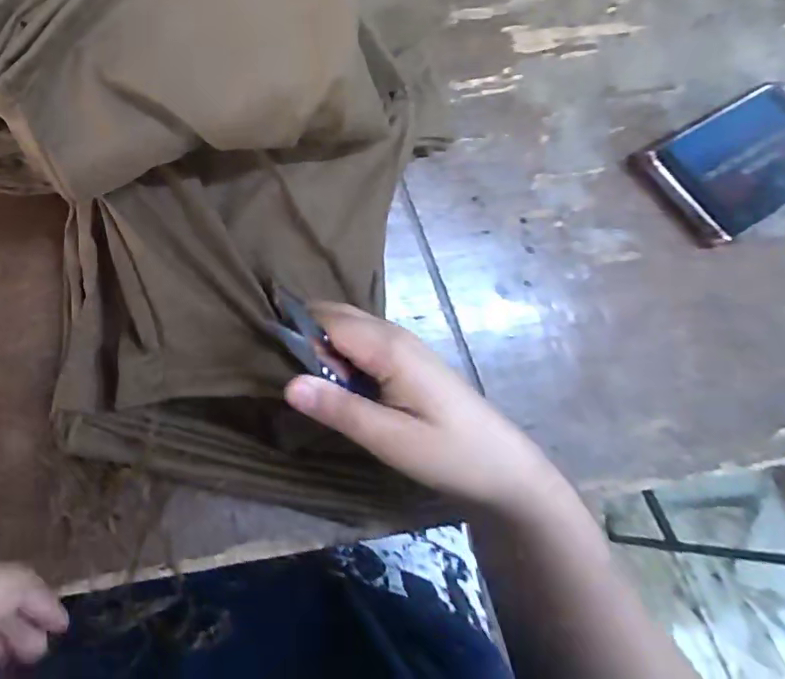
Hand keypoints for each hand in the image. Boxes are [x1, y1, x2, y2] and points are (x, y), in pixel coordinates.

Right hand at [283, 302, 566, 512]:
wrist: (506, 470)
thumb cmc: (449, 454)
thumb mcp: (390, 440)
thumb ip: (339, 409)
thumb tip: (287, 383)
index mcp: (387, 346)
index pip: (325, 319)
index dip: (298, 335)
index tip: (277, 365)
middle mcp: (392, 332)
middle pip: (333, 314)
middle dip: (306, 335)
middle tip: (294, 378)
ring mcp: (401, 342)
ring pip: (346, 325)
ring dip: (324, 347)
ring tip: (316, 386)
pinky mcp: (405, 356)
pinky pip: (360, 339)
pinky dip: (341, 352)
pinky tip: (342, 387)